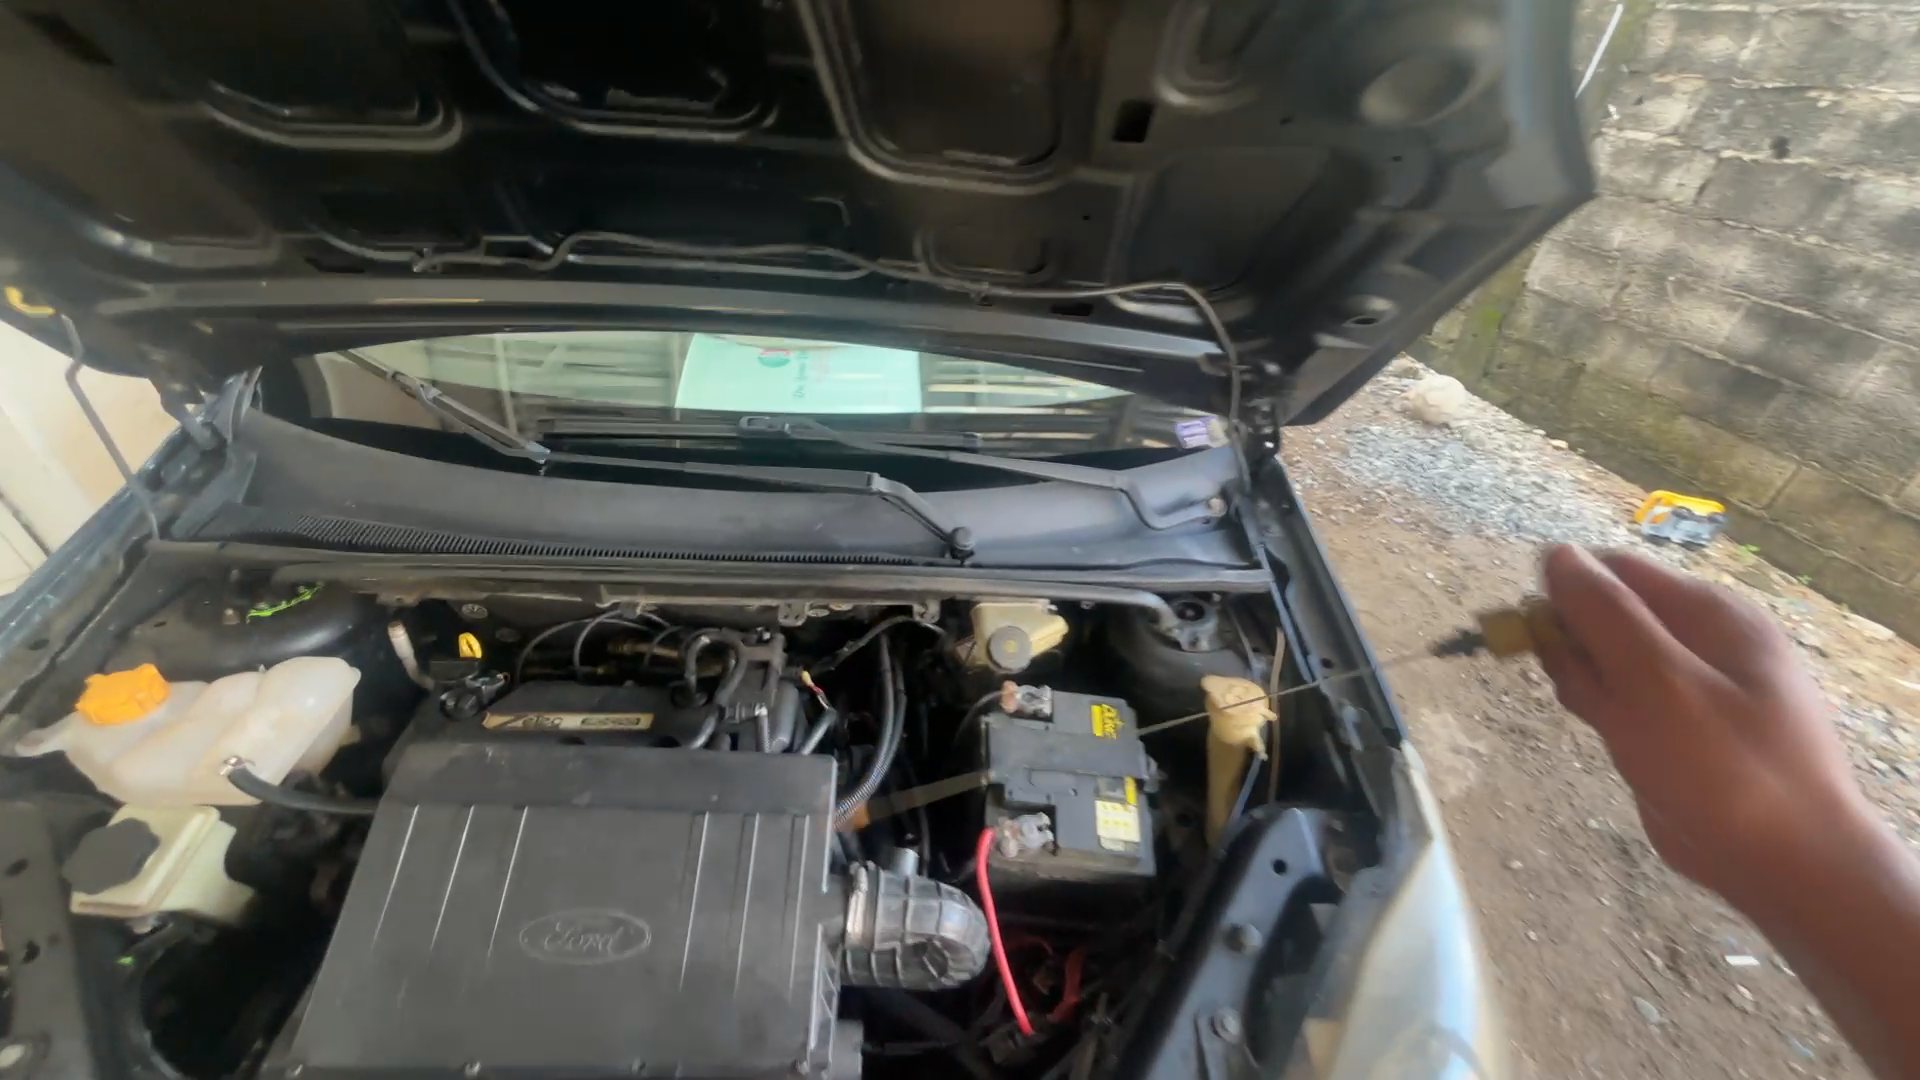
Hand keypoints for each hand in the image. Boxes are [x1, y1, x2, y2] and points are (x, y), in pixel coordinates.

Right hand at [1533, 545, 1870, 907]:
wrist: (1780, 864)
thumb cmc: (1721, 763)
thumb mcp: (1654, 679)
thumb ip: (1603, 612)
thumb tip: (1556, 553)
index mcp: (1708, 614)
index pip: (1612, 570)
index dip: (1565, 592)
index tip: (1542, 631)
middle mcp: (1696, 636)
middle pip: (1597, 611)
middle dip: (1570, 643)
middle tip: (1587, 687)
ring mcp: (1681, 678)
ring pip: (1595, 653)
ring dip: (1579, 679)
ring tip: (1606, 719)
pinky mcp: (1665, 715)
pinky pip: (1609, 690)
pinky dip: (1594, 704)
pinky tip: (1607, 731)